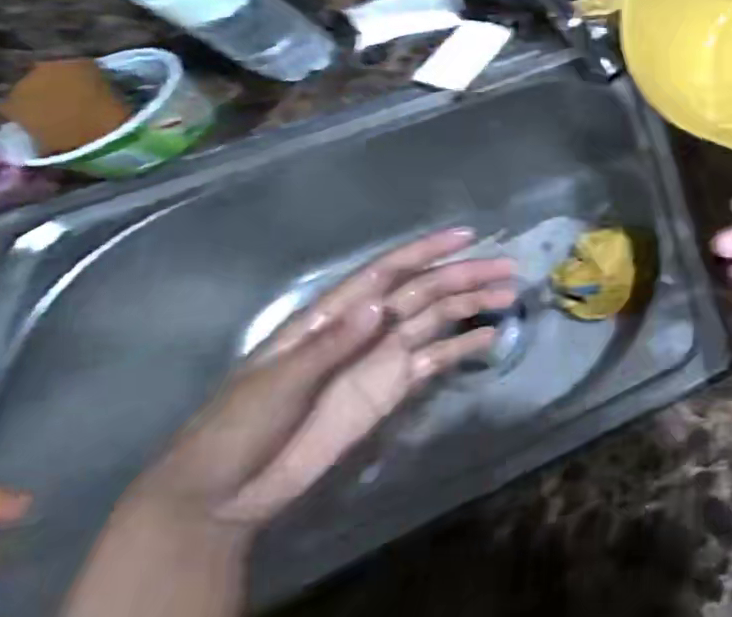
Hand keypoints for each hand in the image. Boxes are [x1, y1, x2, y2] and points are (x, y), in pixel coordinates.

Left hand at [129, 228, 517, 527]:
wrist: (222, 496)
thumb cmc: (236, 429)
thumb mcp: (275, 386)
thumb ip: (330, 345)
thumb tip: (378, 305)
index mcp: (331, 317)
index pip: (387, 273)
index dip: (426, 251)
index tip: (467, 236)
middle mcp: (363, 328)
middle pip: (422, 292)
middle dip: (465, 276)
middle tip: (508, 269)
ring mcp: (379, 358)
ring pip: (436, 320)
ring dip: (471, 305)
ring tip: (508, 297)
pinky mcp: (389, 389)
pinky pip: (434, 360)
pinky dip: (462, 346)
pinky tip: (489, 338)